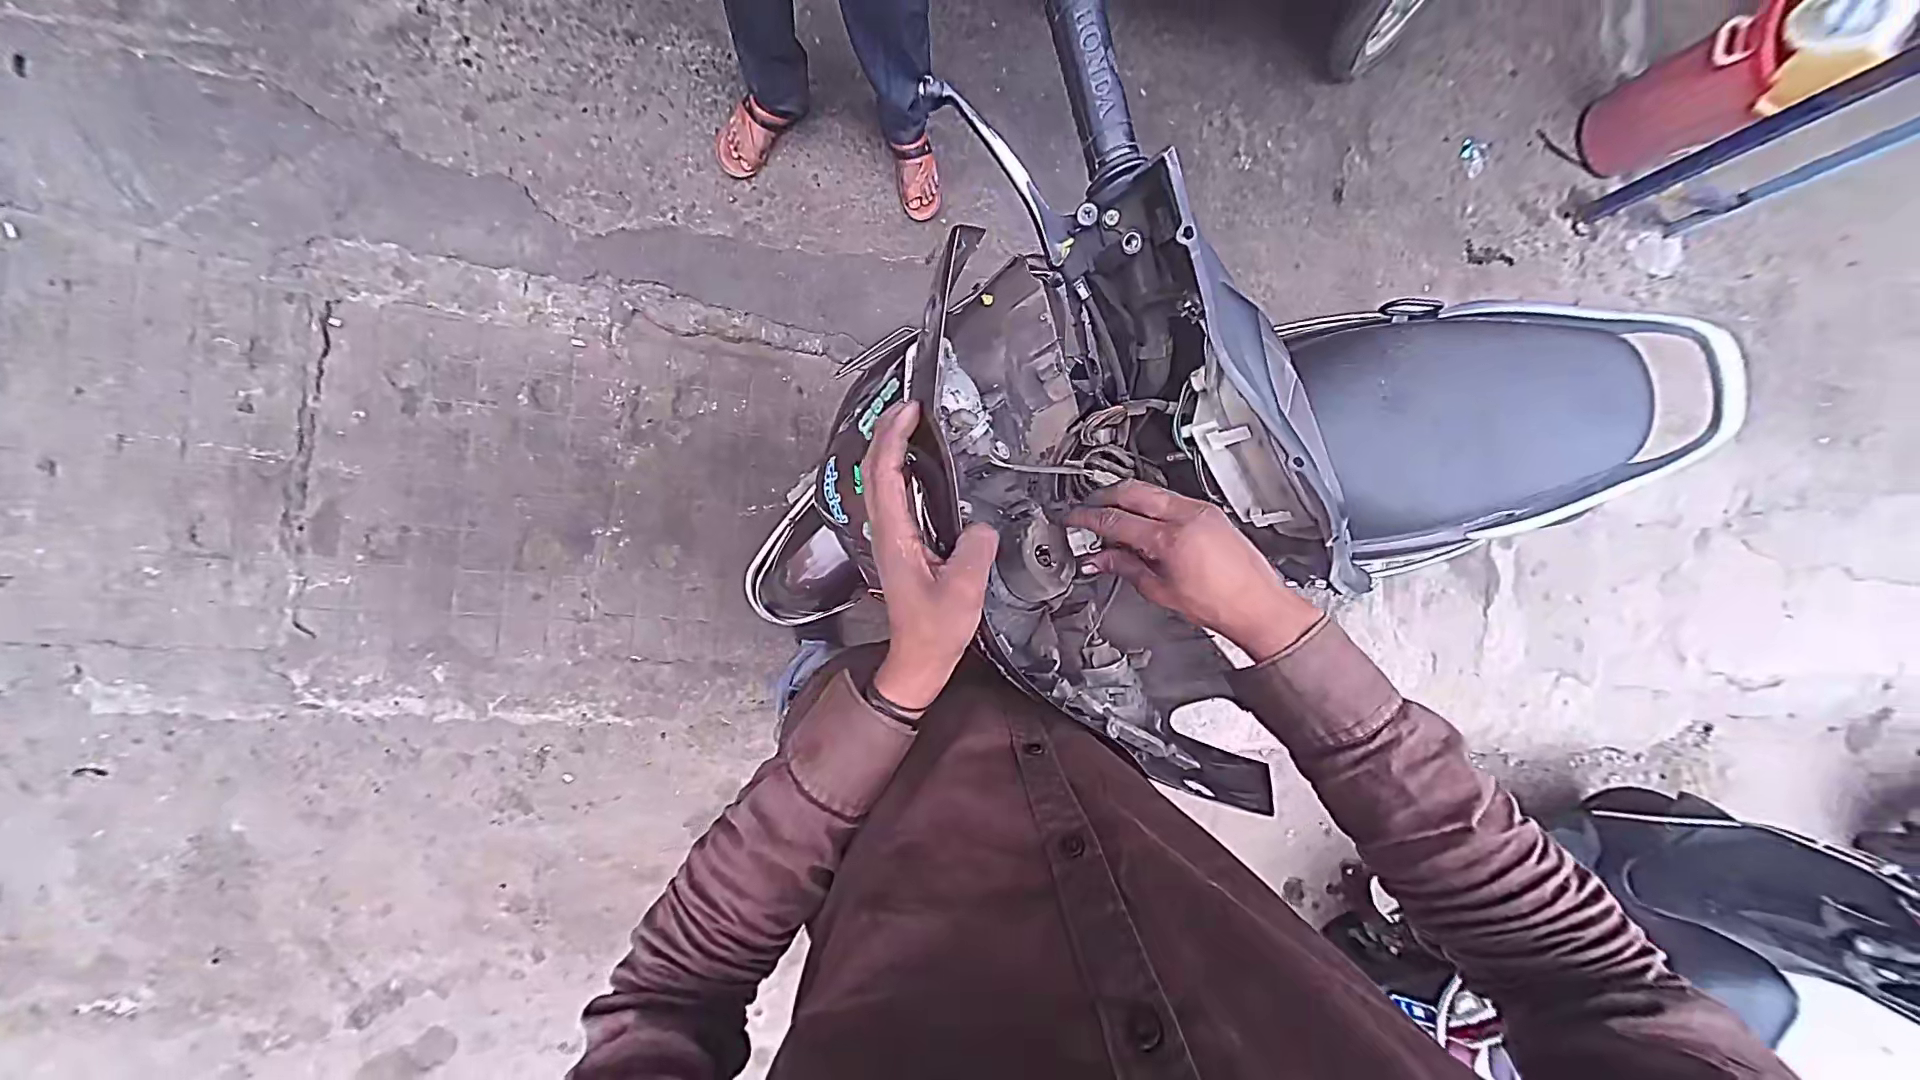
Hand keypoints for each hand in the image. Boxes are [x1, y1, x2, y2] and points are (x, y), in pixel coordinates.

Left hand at [863, 401, 999, 710]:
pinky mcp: (897, 545)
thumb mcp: (965, 590)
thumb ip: (975, 549)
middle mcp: (885, 533)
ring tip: (908, 427)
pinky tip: (914, 468)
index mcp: (895, 538)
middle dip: (886, 432)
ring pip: (877, 482)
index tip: (908, 410)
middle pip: (873, 470)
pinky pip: (890, 497)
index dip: (894, 437)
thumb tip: (981, 526)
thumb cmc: (933, 630)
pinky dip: (897, 471)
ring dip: (889, 449)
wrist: (917, 657)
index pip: (886, 475)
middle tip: (906, 407)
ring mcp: (887, 538)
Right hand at [1066, 481, 1318, 662]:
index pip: (1116, 519)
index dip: (1087, 518)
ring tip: (1111, 519)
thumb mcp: (1159, 589)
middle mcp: (1187, 516)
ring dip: (1125, 499)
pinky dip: (1148, 505)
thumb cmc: (1219, 604)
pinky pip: (1169, 498)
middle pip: (1131, 491)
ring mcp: (1200, 509)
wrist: (1257, 605)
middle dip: (1102, 497)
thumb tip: (1097, 558)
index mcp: (1170, 538)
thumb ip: (1124, 566)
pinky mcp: (1209, 511)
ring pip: (1150, 490)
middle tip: (1086, 510)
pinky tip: (1140, 522)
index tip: (1073, 519)